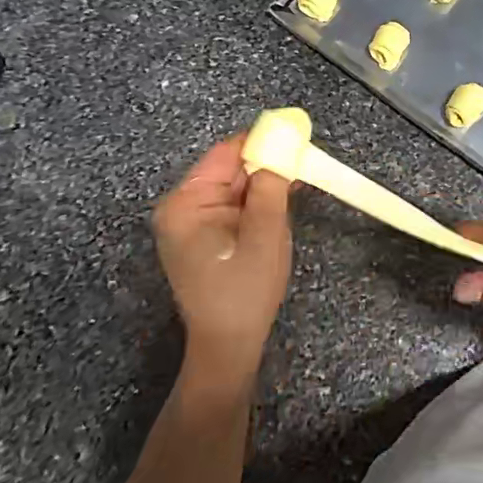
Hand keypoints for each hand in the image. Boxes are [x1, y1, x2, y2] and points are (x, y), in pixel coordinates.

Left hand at [151, 134, 292, 372]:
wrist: (228, 346)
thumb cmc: (245, 293)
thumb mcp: (265, 236)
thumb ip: (272, 187)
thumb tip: (281, 144)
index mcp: (185, 204)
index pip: (225, 154)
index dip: (261, 141)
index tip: (296, 136)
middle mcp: (179, 207)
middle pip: (228, 168)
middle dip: (265, 164)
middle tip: (303, 162)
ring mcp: (188, 222)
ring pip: (233, 186)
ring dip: (263, 185)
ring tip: (295, 186)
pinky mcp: (200, 234)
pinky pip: (231, 205)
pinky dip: (255, 202)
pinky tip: (278, 205)